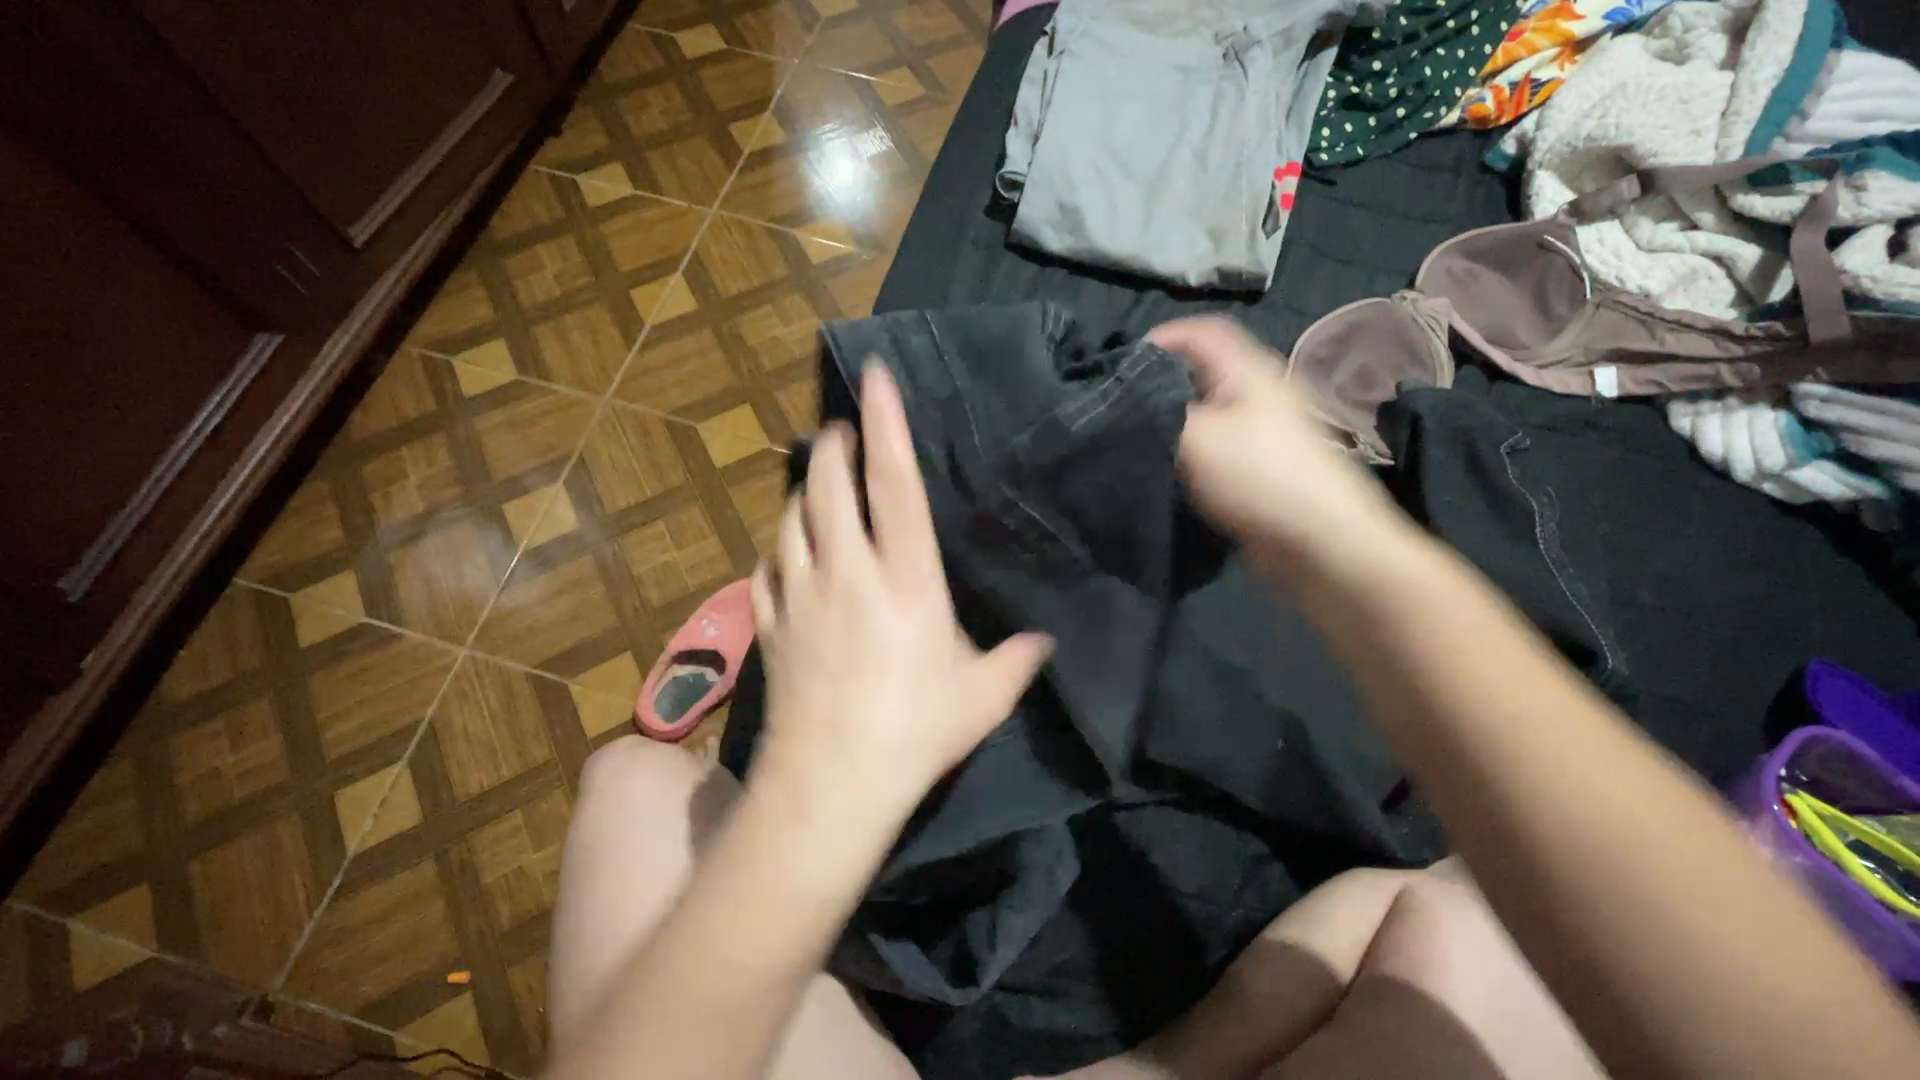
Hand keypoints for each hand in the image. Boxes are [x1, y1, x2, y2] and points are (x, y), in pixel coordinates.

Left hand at [750, 361, 1053, 821]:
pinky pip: (765, 570)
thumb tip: (1043, 641)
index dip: (886, 426)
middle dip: (834, 448)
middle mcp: (846, 572)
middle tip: (843, 429)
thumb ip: (1016, 661)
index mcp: (906, 579)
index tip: (876, 380)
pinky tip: (784, 553)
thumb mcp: (982, 697)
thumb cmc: (914, 733)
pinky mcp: (768, 626)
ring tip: (816, 483)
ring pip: (790, 520)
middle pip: (828, 487)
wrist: (830, 783)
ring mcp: (799, 596)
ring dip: (803, 493)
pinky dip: (776, 550)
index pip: (894, 484)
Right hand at [1148, 315, 1400, 571]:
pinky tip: (1165, 472)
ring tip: (1136, 440)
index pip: (1203, 332)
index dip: (1164, 337)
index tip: (1124, 364)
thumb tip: (1128, 404)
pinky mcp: (1258, 470)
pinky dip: (1188, 457)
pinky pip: (1213, 451)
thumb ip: (1158, 415)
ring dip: (1172, 425)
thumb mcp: (1198, 437)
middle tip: (1122, 405)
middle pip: (1201, 374)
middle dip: (1160, 386)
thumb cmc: (1261, 475)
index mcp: (1248, 371)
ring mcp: (1260, 434)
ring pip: (1205, 416)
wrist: (1320, 541)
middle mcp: (1256, 395)